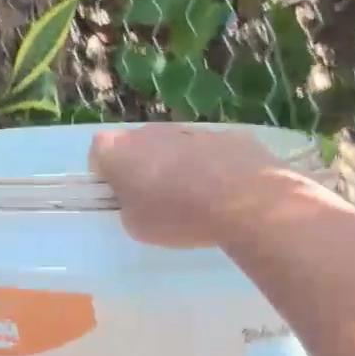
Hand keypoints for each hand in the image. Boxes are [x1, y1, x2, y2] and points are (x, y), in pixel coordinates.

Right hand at [89, 124, 291, 247]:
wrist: (255, 209)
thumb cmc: (180, 217)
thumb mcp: (135, 225)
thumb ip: (128, 206)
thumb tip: (140, 201)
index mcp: (114, 148)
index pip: (99, 154)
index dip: (109, 175)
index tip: (124, 194)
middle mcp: (148, 131)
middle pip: (140, 146)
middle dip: (147, 166)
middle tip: (163, 197)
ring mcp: (194, 130)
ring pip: (180, 146)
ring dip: (185, 165)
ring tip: (205, 198)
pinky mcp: (235, 136)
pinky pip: (219, 151)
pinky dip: (222, 165)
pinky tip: (236, 191)